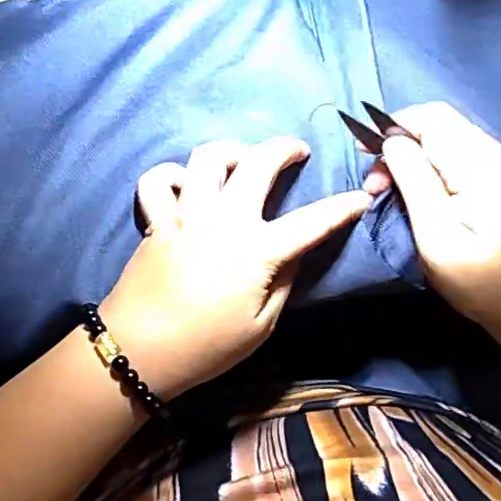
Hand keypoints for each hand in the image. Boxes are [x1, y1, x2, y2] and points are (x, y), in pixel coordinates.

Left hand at [101, 137, 370, 397]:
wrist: (139, 352)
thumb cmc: (207, 347)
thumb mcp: (261, 325)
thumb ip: (284, 282)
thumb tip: (295, 253)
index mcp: (257, 251)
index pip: (311, 222)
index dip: (342, 208)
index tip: (361, 197)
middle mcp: (223, 220)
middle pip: (258, 164)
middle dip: (284, 148)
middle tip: (296, 150)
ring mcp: (186, 215)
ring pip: (207, 158)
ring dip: (231, 149)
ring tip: (242, 158)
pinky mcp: (157, 221)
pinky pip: (158, 180)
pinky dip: (172, 175)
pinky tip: (185, 184)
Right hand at [363, 102, 500, 350]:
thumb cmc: (483, 283)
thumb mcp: (438, 238)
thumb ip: (415, 184)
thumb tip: (392, 142)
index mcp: (485, 169)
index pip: (432, 121)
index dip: (392, 127)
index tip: (362, 151)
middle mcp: (500, 157)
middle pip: (442, 123)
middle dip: (400, 141)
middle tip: (376, 183)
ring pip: (450, 137)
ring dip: (414, 154)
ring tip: (391, 190)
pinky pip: (461, 155)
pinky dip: (432, 164)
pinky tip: (419, 190)